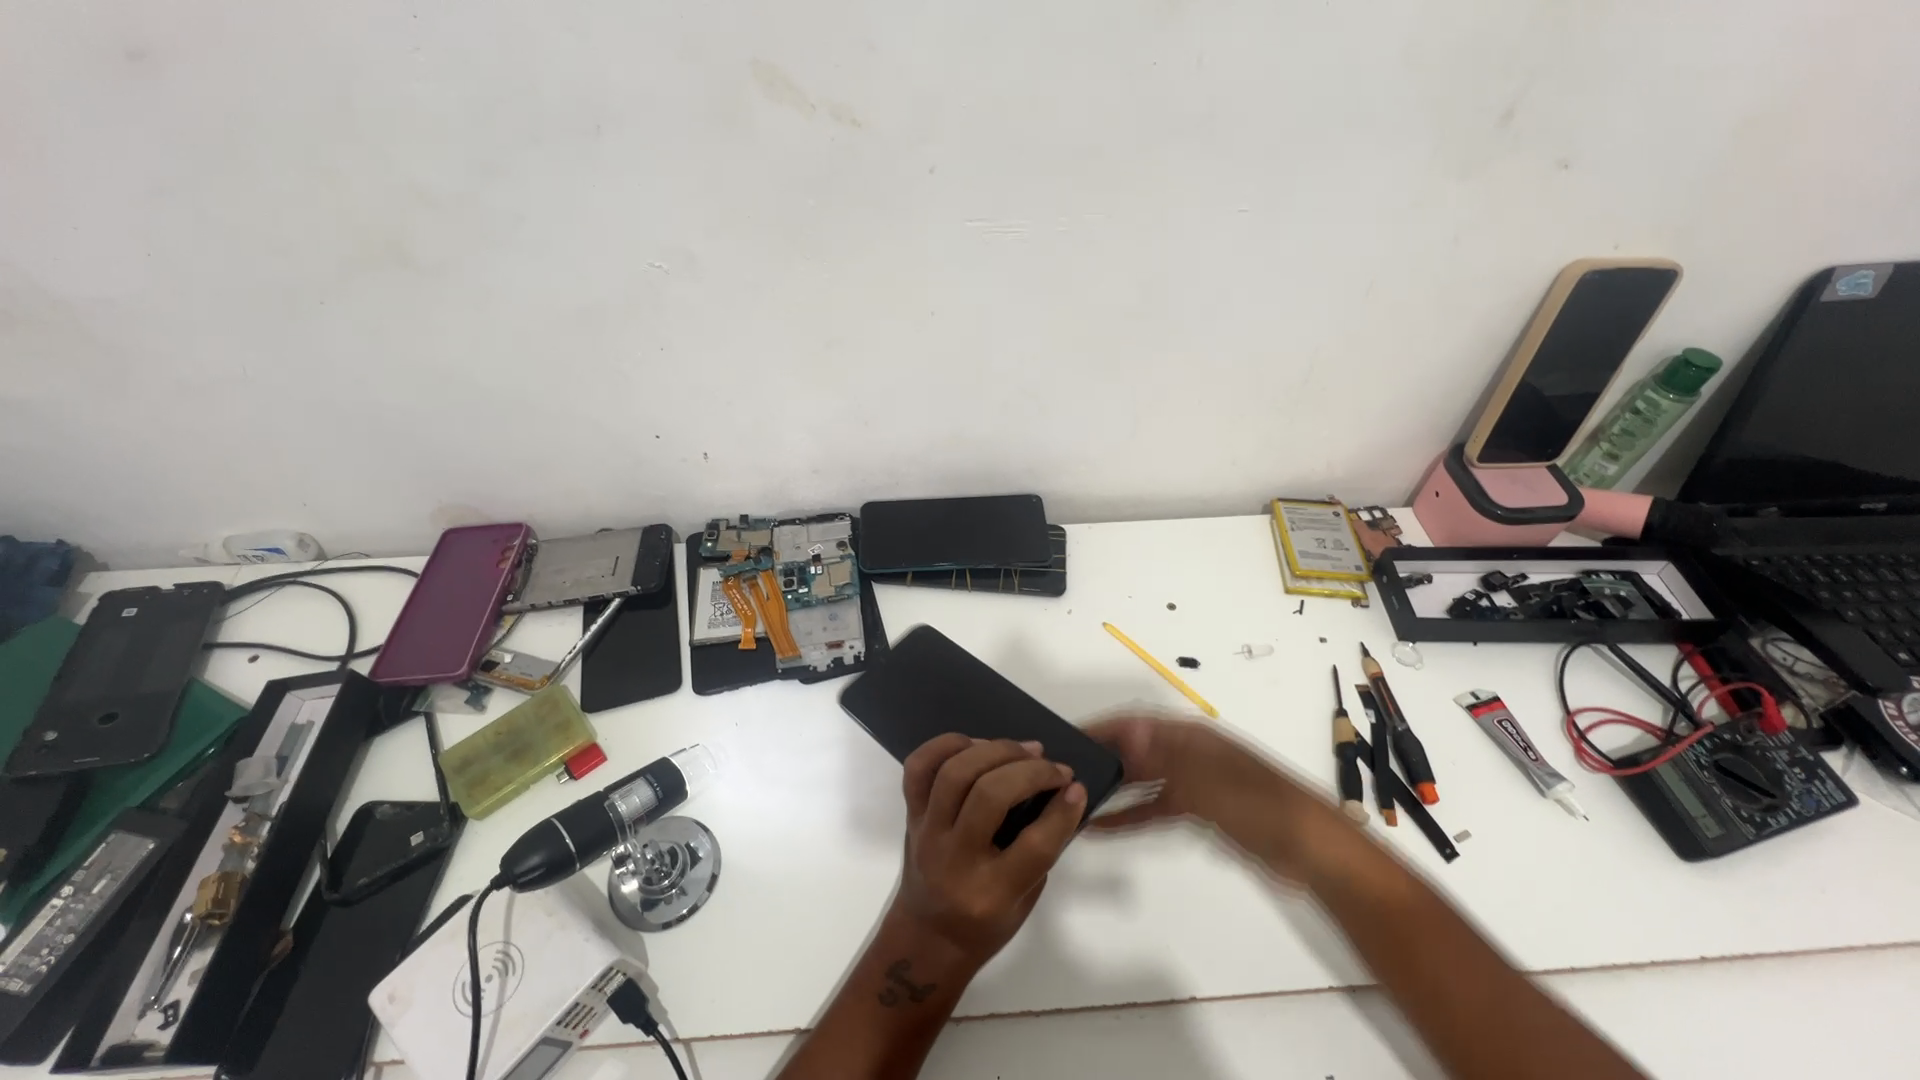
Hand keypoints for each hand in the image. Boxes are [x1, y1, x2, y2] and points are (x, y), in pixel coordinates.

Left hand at [891, 735, 1085, 966]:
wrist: (925, 939)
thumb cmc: (985, 924)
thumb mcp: (1025, 898)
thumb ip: (1042, 847)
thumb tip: (1062, 792)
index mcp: (991, 893)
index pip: (1034, 844)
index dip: (1063, 811)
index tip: (1077, 787)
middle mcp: (955, 859)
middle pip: (990, 795)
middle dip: (1031, 771)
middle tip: (1056, 767)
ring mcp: (927, 833)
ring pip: (954, 774)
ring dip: (995, 750)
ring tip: (1024, 750)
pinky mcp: (911, 816)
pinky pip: (919, 768)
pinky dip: (947, 745)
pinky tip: (977, 744)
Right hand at [1084, 713, 1349, 882]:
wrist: (1310, 849)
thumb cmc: (1262, 806)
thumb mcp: (1210, 781)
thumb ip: (1164, 759)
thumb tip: (1126, 732)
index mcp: (1190, 737)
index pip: (1135, 723)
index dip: (1101, 727)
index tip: (1066, 738)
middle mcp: (1186, 753)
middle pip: (1134, 749)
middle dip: (1101, 757)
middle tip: (1060, 772)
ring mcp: (1191, 783)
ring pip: (1139, 779)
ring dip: (1111, 787)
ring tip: (1073, 797)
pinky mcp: (1196, 812)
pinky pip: (1152, 809)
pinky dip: (1128, 817)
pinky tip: (1099, 829)